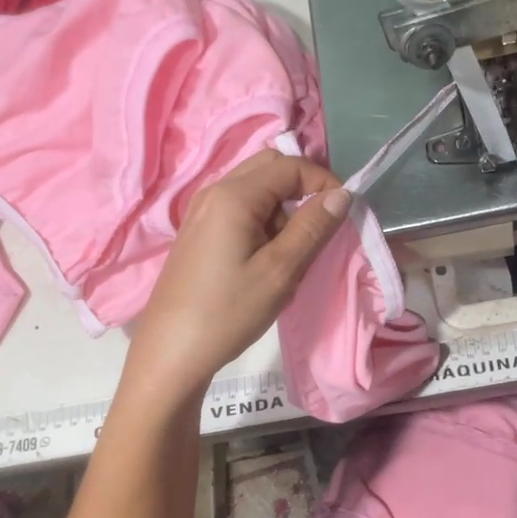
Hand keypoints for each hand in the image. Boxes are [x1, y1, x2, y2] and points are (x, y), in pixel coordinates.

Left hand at [130, 151, 350, 390]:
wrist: (172, 352)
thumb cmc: (228, 312)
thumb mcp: (280, 271)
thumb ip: (313, 227)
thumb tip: (342, 195)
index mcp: (233, 195)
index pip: (290, 165)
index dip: (323, 182)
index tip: (343, 214)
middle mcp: (214, 192)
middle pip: (269, 167)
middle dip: (303, 188)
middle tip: (321, 227)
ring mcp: (202, 211)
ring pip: (256, 188)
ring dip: (284, 207)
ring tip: (295, 249)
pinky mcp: (200, 231)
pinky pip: (241, 208)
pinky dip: (265, 220)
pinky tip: (269, 257)